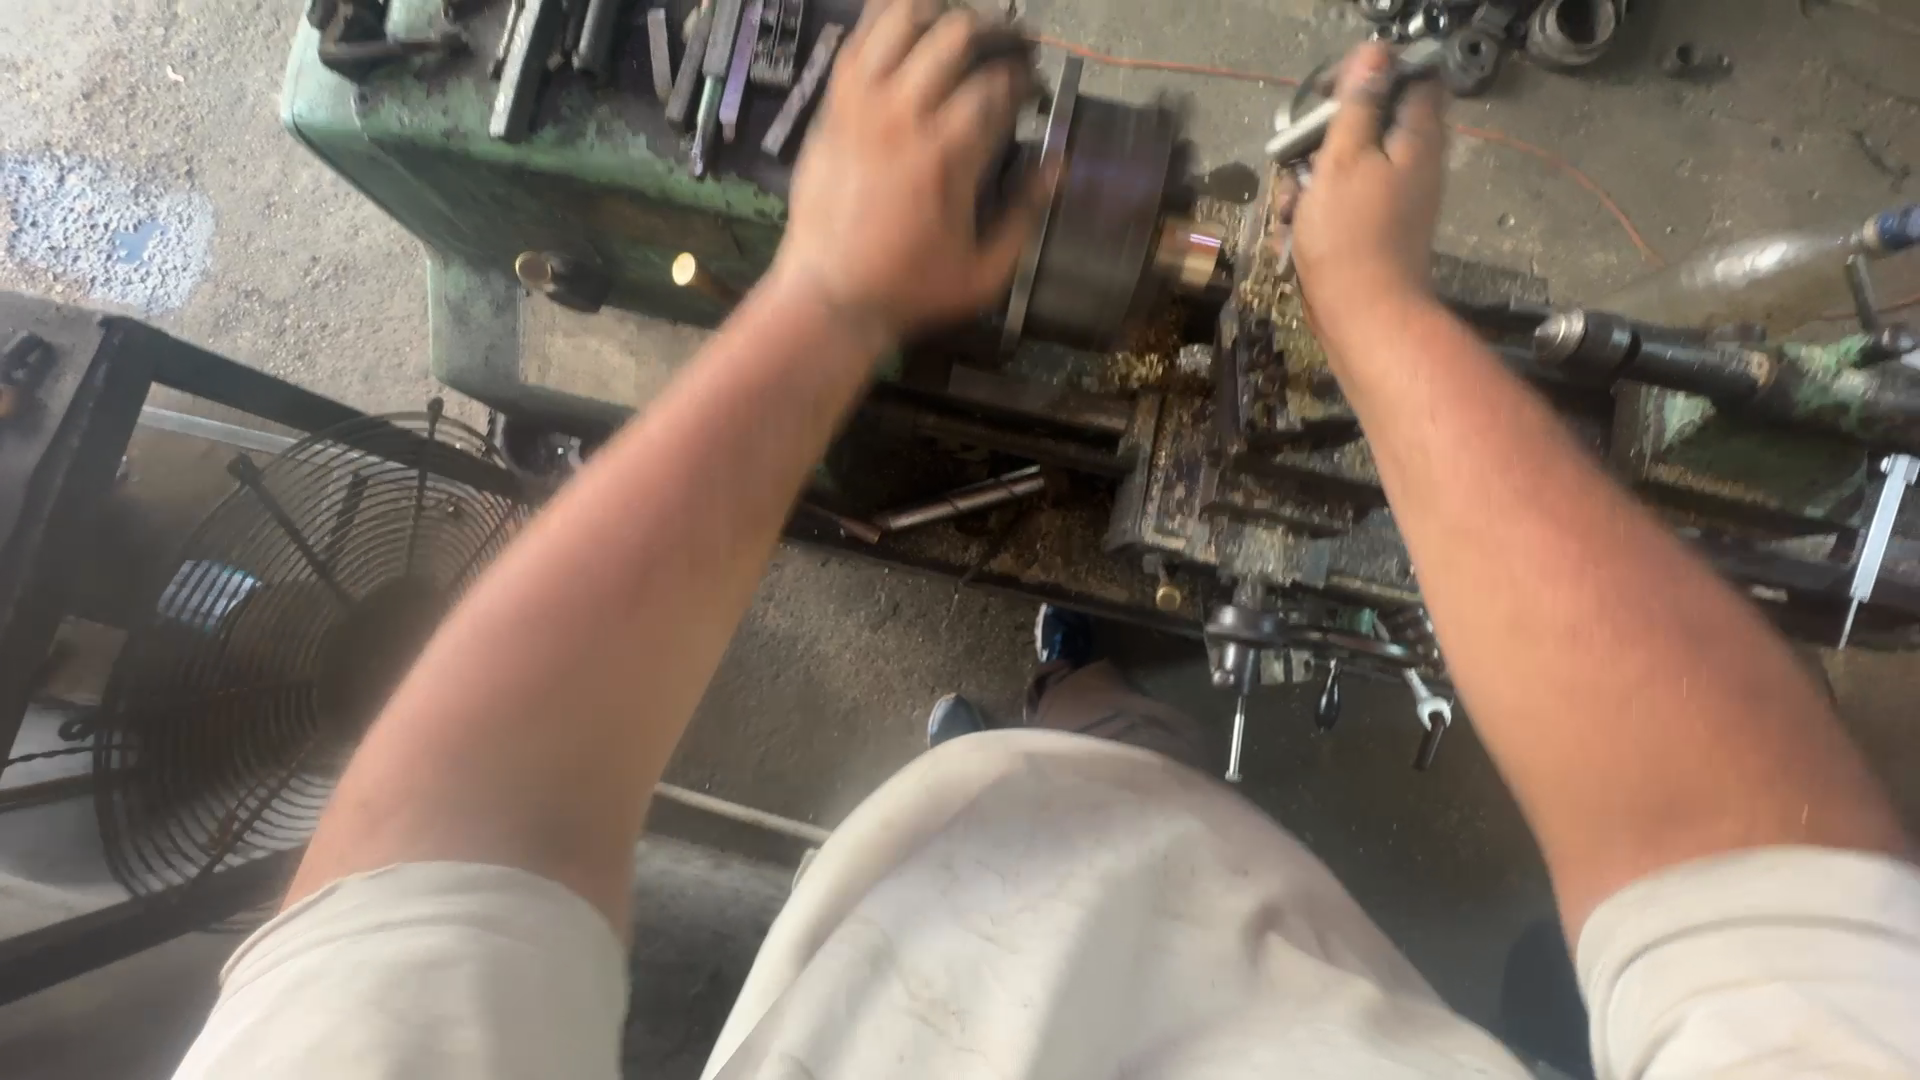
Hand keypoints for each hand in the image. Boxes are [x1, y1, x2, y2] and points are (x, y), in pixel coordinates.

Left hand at [766, 0, 1037, 345]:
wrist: (832, 297)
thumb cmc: (909, 291)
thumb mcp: (984, 273)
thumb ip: (1024, 215)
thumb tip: (1056, 165)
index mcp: (949, 155)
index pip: (1000, 83)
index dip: (1026, 79)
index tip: (1034, 93)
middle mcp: (905, 115)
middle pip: (959, 35)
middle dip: (997, 36)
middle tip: (1010, 53)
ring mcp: (862, 105)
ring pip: (904, 19)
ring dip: (942, 16)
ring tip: (961, 33)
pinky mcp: (833, 108)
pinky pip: (859, 39)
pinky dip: (888, 23)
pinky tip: (909, 34)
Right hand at [1293, 45, 1448, 344]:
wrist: (1361, 313)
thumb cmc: (1349, 236)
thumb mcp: (1343, 161)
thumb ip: (1357, 105)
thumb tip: (1374, 52)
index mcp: (1415, 135)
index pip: (1406, 76)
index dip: (1365, 76)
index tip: (1324, 98)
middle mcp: (1412, 161)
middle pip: (1364, 127)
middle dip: (1320, 143)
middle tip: (1296, 166)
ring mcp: (1393, 198)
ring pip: (1343, 169)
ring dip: (1308, 185)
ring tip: (1290, 212)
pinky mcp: (1372, 229)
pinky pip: (1340, 205)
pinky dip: (1314, 215)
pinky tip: (1294, 236)